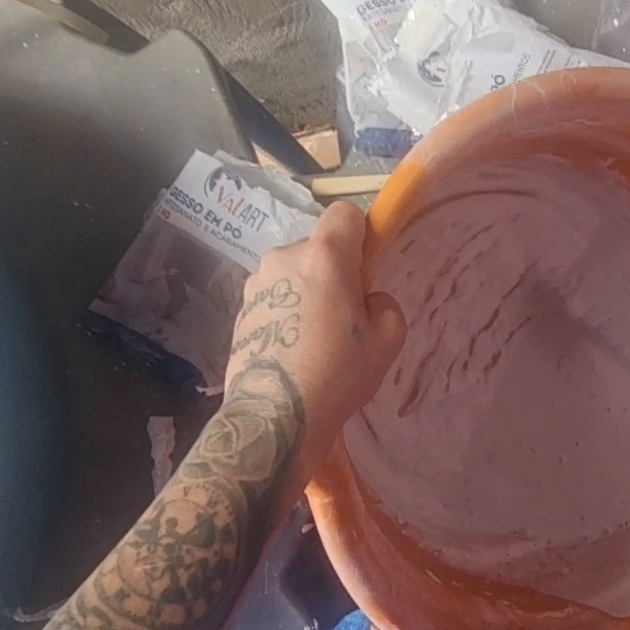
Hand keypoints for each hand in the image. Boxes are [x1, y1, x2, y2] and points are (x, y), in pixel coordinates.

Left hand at [226, 202, 405, 479]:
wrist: (276, 416)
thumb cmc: (338, 373)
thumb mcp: (388, 339)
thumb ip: (384, 302)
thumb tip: (367, 299)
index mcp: (324, 256)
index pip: (345, 213)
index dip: (362, 234)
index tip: (368, 267)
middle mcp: (284, 257)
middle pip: (318, 247)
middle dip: (334, 269)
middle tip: (345, 314)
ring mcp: (256, 283)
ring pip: (295, 272)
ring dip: (308, 290)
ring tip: (316, 336)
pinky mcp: (240, 308)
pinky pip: (276, 295)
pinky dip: (288, 310)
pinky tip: (294, 347)